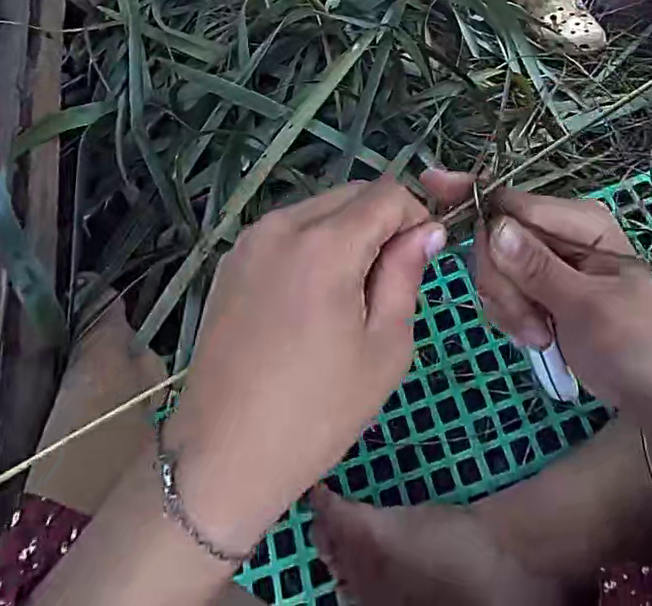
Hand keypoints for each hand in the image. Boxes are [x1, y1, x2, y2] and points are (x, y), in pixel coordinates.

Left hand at [160, 178, 444, 557]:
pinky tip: (311, 299)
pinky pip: (287, 230)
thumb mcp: (384, 347)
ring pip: (319, 209)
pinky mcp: (231, 260)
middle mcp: (282, 225)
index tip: (423, 256)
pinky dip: (313, 244)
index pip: (386, 194)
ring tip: (349, 294)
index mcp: (324, 244)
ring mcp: (250, 240)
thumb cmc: (317, 411)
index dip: (415, 216)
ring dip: (348, 232)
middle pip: (352, 194)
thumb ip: (406, 275)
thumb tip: (428, 231)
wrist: (222, 457)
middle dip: (382, 222)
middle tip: (390, 280)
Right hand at [421, 169, 651, 409]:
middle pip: (493, 237)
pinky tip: (538, 336)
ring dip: (508, 307)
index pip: (512, 201)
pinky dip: (510, 317)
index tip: (432, 186)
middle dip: (502, 284)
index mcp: (579, 221)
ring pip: (491, 268)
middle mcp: (556, 232)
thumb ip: (538, 269)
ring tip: (543, 336)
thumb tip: (495, 227)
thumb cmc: (637, 344)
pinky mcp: (534, 287)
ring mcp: (543, 260)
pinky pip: (498, 291)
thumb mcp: (590, 307)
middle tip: (532, 324)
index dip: (472, 197)